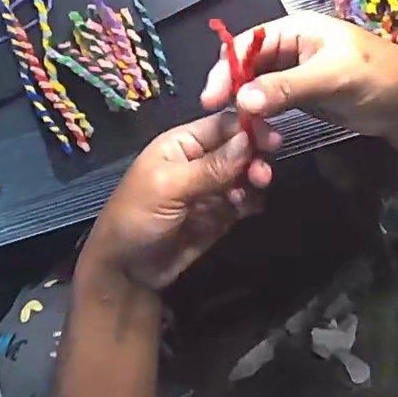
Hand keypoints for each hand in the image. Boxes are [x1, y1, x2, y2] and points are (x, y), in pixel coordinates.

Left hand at [83, 111, 279, 290]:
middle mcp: (200, 159)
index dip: (247, 127)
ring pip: (246, 173)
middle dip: (255, 155)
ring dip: (255, 178)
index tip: (270, 138)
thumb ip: (211, 167)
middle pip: (240, 147)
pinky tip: (246, 208)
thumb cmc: (137, 217)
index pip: (222, 124)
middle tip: (262, 173)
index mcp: (182, 143)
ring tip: (257, 187)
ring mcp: (212, 187)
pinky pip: (245, 200)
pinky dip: (251, 201)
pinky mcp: (220, 213)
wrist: (127, 272)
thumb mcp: (169, 187)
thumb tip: (248, 139)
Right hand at [199, 14, 397, 140]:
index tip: (211, 98)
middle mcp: (288, 47)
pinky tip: (258, 134)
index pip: (247, 43)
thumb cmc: (375, 76)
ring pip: (255, 88)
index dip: (225, 68)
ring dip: (247, 108)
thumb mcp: (330, 77)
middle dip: (233, 91)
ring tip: (243, 133)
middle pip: (246, 66)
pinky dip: (261, 118)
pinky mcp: (299, 96)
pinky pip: (270, 104)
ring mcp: (293, 73)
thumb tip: (240, 101)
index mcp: (294, 28)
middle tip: (223, 121)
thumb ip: (285, 87)